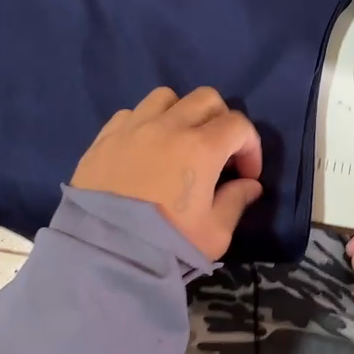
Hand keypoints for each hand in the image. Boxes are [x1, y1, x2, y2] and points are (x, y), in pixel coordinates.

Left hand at [71, 86, 264, 259]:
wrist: (103, 256)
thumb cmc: (166, 245)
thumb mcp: (214, 233)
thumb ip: (235, 202)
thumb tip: (249, 185)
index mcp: (202, 148)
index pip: (239, 125)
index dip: (250, 147)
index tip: (246, 175)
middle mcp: (169, 127)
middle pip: (206, 98)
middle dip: (221, 120)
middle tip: (218, 152)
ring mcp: (133, 128)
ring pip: (166, 97)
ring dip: (181, 113)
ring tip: (179, 142)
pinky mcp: (105, 137)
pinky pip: (131, 113)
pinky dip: (146, 123)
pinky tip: (144, 149)